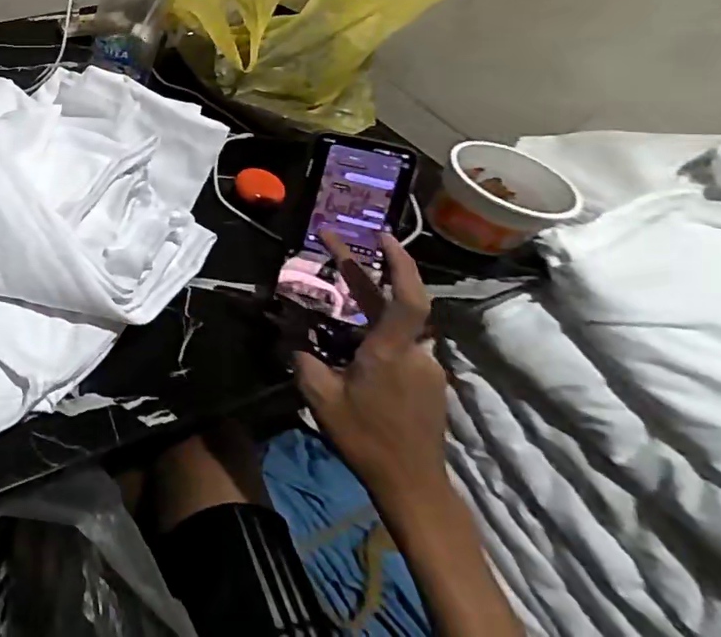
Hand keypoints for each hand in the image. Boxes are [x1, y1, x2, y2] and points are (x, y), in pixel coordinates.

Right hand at [294, 232, 445, 500]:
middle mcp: (415, 352)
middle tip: (333, 246)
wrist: (412, 484)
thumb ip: (303, 361)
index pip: (406, 295)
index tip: (382, 236)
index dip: (399, 262)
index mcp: (390, 350)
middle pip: (394, 301)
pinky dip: (381, 334)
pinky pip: (403, 347)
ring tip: (340, 298)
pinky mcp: (430, 383)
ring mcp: (427, 367)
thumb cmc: (365, 438)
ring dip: (371, 307)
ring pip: (398, 327)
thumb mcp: (321, 399)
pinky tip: (358, 347)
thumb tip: (290, 337)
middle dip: (363, 272)